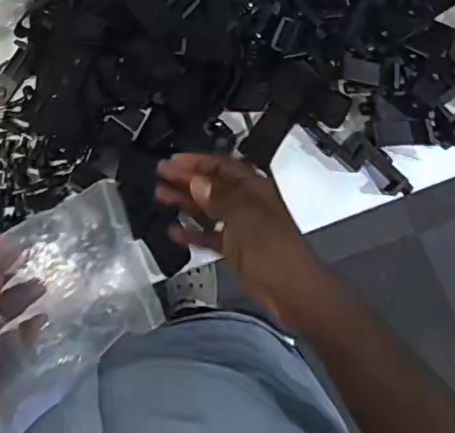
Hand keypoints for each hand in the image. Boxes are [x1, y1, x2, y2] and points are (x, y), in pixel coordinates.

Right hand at [155, 153, 334, 329]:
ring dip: (185, 202)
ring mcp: (241, 226)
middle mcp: (246, 202)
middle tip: (160, 175)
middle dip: (185, 179)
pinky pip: (210, 236)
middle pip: (211, 185)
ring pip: (208, 209)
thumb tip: (197, 182)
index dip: (194, 161)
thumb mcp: (241, 214)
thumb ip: (216, 196)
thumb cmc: (273, 248)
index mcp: (252, 186)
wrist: (294, 293)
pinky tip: (175, 232)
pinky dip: (193, 233)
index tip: (171, 161)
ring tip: (160, 196)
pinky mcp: (237, 250)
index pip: (219, 165)